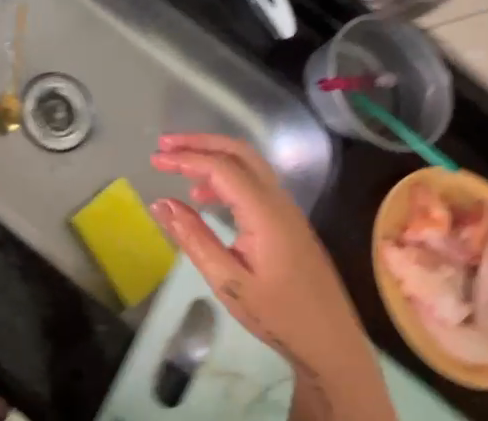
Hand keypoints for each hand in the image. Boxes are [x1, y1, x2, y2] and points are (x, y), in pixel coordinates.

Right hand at [150, 134, 361, 365]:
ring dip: (213, 156)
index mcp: (265, 214)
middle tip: (164, 145)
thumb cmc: (279, 317)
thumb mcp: (229, 283)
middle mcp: (279, 201)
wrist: (333, 345)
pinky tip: (205, 196)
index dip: (185, 158)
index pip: (221, 167)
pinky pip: (254, 182)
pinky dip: (226, 175)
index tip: (155, 160)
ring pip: (249, 164)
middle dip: (199, 142)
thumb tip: (161, 203)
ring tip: (178, 167)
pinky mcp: (289, 221)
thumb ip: (194, 239)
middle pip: (239, 152)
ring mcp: (287, 209)